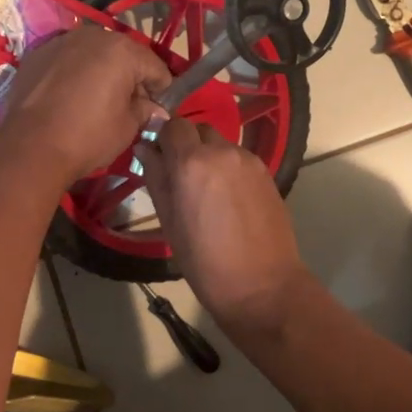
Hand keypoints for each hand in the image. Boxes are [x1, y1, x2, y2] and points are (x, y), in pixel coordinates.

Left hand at [0, 25, 171, 182]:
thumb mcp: (127, 127)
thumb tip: (155, 109)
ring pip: (92, 53)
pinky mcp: (38, 53)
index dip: (160, 89)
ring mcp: (62, 41)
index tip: (155, 108)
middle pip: (123, 54)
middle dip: (129, 76)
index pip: (155, 66)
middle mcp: (93, 36)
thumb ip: (145, 110)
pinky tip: (68, 97)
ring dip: (100, 71)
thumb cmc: (87, 137)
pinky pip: (66, 59)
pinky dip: (73, 72)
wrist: (29, 147)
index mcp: (122, 50)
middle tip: (127, 104)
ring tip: (95, 100)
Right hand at [139, 117, 308, 332]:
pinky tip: (230, 200)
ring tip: (208, 193)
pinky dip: (229, 169)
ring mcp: (248, 160)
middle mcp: (221, 151)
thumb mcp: (169, 221)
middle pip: (198, 131)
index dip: (164, 139)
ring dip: (209, 157)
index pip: (173, 125)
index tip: (160, 159)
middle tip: (183, 178)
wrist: (262, 285)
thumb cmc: (204, 261)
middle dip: (187, 146)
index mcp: (191, 162)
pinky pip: (239, 159)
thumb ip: (156, 178)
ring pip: (221, 144)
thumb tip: (145, 149)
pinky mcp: (266, 173)